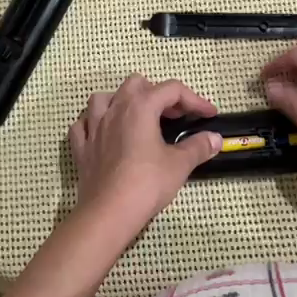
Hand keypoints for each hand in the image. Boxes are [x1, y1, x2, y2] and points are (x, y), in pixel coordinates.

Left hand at [68, 75, 223, 234]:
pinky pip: (84, 124)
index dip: (194, 99)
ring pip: (104, 98)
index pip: (172, 89)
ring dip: (121, 102)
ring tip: (135, 118)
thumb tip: (215, 138)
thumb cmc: (146, 183)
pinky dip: (94, 124)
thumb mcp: (179, 165)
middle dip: (157, 94)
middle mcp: (115, 108)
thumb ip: (198, 147)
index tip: (209, 115)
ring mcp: (94, 126)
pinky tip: (103, 134)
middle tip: (173, 116)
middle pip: (136, 84)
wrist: (109, 212)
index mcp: (140, 106)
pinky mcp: (81, 146)